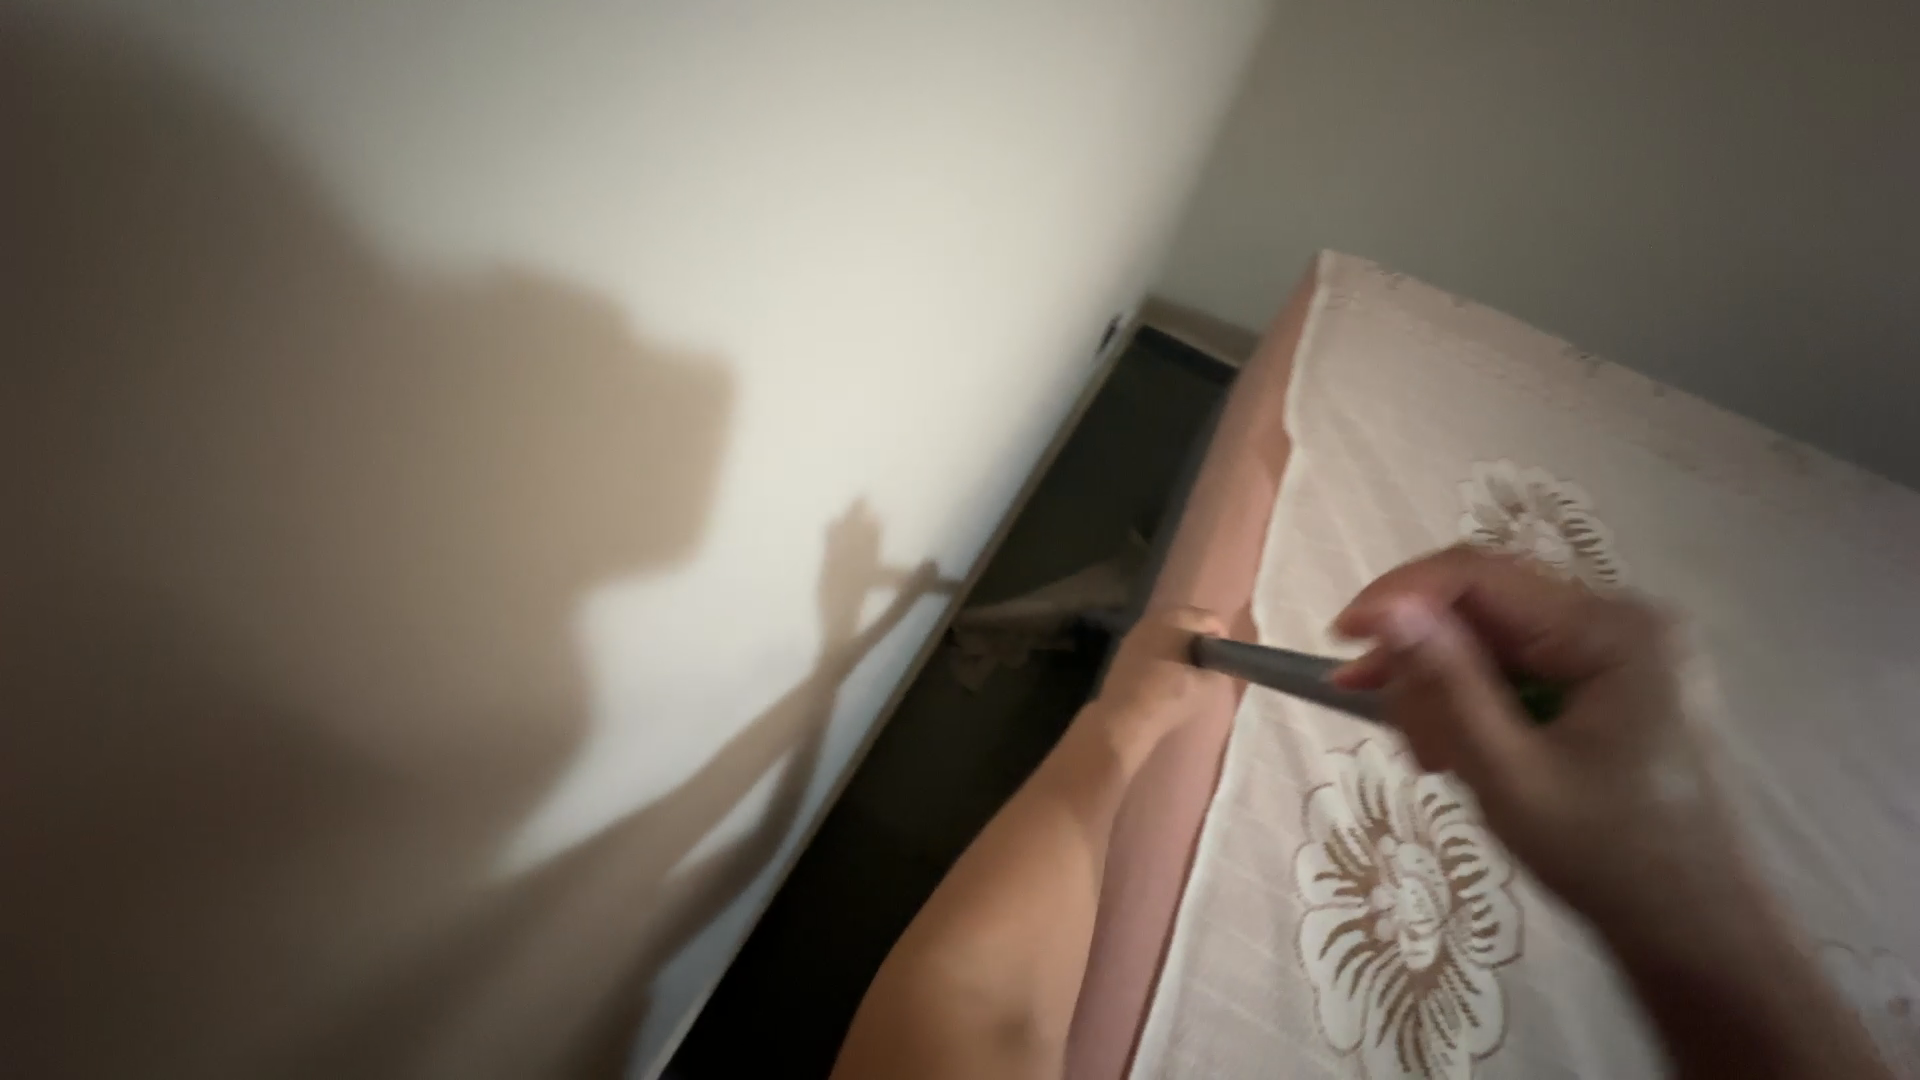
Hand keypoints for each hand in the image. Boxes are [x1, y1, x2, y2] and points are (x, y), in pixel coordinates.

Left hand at [1092, 606, 1226, 750]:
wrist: (1124, 717)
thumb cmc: (1169, 696)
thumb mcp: (1208, 684)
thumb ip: (1219, 667)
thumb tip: (1217, 662)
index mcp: (1175, 618)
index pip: (1211, 619)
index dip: (1223, 639)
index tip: (1225, 661)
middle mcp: (1153, 618)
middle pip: (1188, 621)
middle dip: (1201, 640)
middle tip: (1210, 664)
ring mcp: (1135, 633)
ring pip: (1168, 633)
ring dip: (1181, 647)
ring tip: (1191, 671)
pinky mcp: (1124, 649)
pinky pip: (1153, 644)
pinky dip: (1164, 653)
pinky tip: (1168, 674)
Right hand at [1329, 547, 1764, 944]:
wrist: (1693, 927)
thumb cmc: (1607, 855)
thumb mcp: (1507, 772)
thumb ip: (1446, 683)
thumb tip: (1385, 608)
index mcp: (1612, 631)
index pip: (1475, 575)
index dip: (1395, 595)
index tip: (1339, 638)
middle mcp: (1616, 618)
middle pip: (1473, 604)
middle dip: (1415, 655)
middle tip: (1366, 705)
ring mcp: (1610, 645)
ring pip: (1477, 635)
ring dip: (1433, 686)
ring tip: (1427, 753)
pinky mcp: (1597, 671)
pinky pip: (1501, 663)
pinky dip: (1461, 699)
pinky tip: (1451, 747)